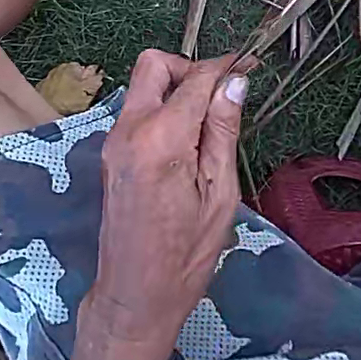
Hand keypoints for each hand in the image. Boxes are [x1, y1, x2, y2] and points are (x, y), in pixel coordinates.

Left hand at [80, 49, 249, 359]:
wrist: (135, 295)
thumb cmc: (187, 254)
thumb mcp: (219, 193)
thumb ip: (222, 130)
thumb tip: (235, 82)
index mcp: (159, 139)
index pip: (194, 80)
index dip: (225, 67)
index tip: (249, 65)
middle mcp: (128, 129)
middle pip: (153, 64)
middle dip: (189, 68)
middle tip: (220, 94)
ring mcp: (114, 139)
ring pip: (142, 85)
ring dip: (176, 88)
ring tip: (208, 124)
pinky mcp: (111, 151)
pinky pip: (137, 109)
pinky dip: (163, 108)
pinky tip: (187, 140)